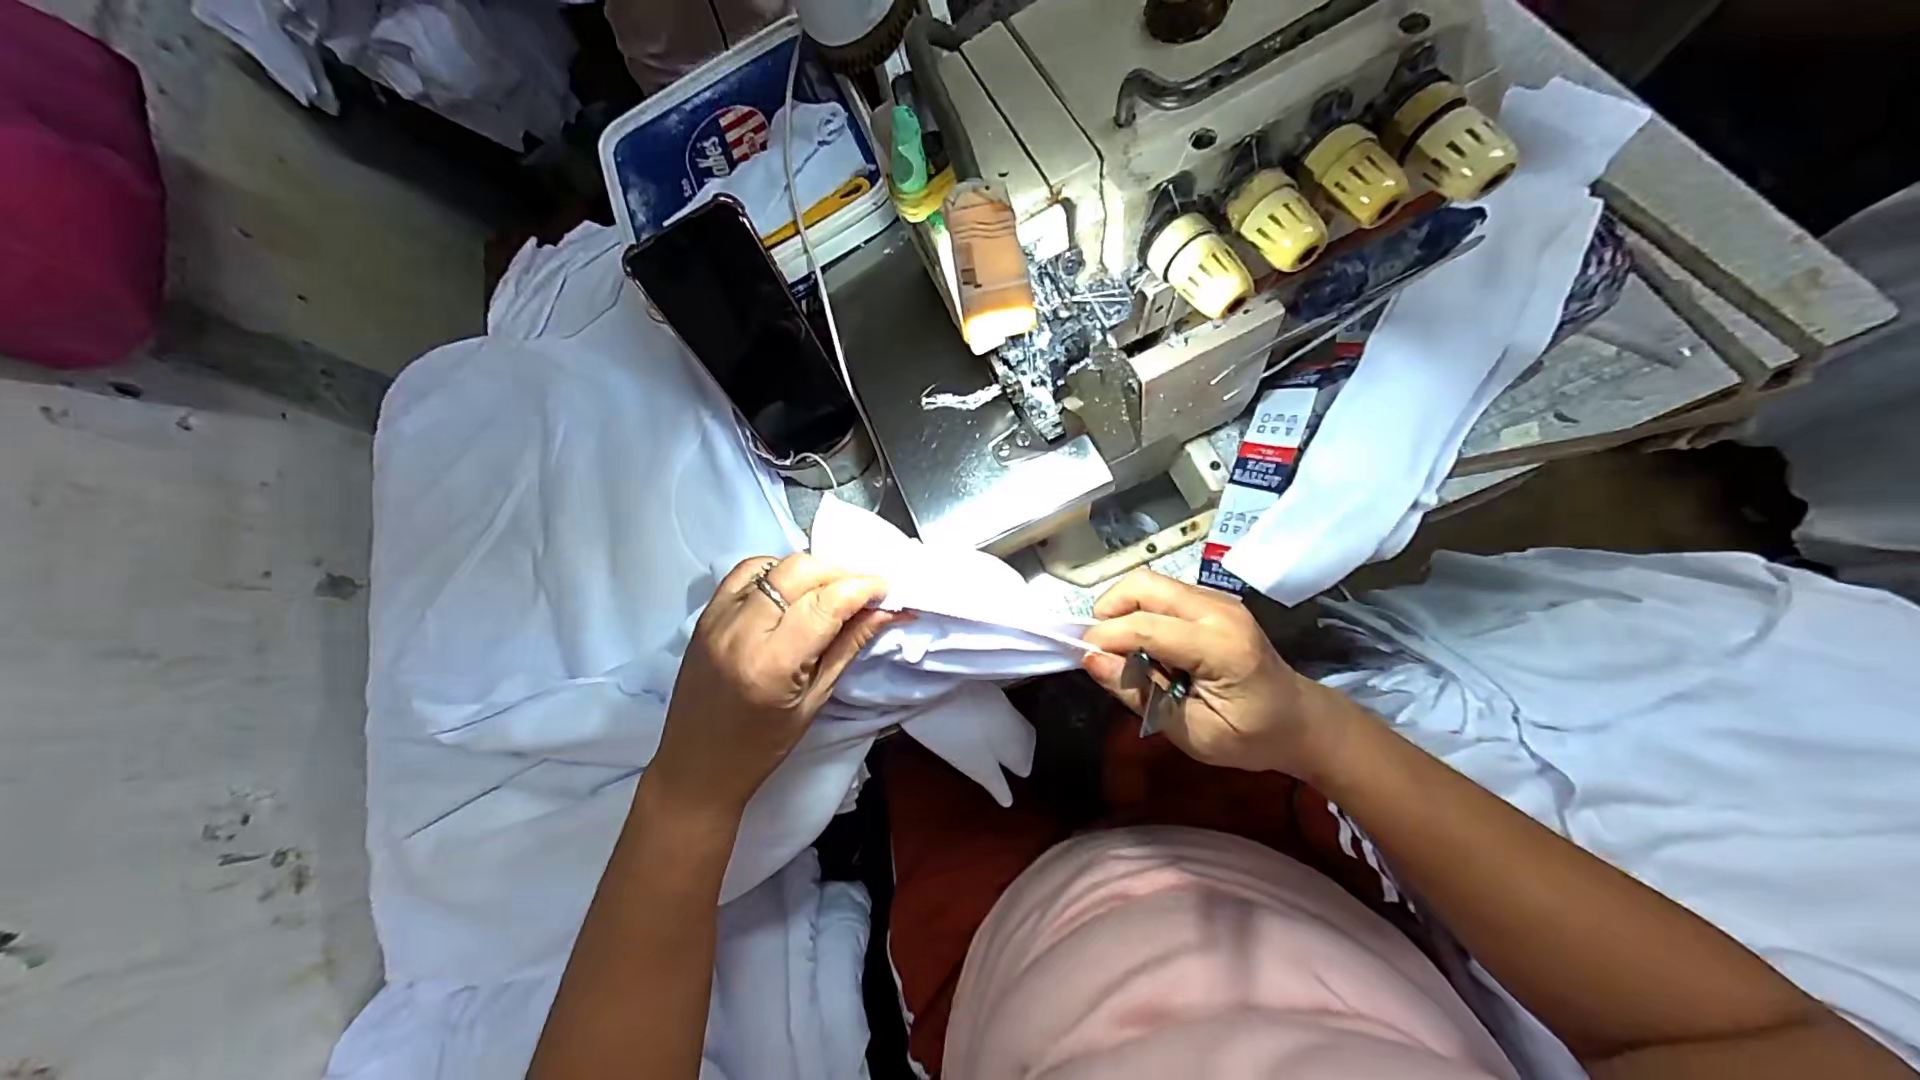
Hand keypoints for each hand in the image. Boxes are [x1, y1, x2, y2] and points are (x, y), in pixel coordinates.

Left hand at [646, 554, 895, 819]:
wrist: (697, 765)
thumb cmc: (763, 745)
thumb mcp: (816, 699)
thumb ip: (849, 646)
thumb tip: (887, 611)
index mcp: (773, 663)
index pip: (826, 603)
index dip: (862, 587)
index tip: (886, 589)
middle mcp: (742, 631)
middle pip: (800, 571)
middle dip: (840, 572)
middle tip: (862, 589)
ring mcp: (719, 618)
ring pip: (774, 564)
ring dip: (810, 569)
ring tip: (830, 589)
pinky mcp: (706, 614)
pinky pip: (745, 572)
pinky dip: (776, 570)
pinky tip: (792, 588)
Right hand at [1081, 569, 1364, 779]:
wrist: (1301, 721)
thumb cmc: (1252, 736)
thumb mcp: (1193, 732)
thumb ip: (1141, 695)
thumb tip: (1092, 661)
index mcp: (1221, 647)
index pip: (1146, 626)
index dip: (1105, 639)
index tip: (1084, 659)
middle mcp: (1219, 611)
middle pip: (1143, 585)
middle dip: (1109, 610)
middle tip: (1102, 649)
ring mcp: (1217, 600)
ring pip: (1148, 583)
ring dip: (1124, 610)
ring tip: (1127, 652)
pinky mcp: (1212, 600)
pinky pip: (1162, 592)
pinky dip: (1140, 612)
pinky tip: (1149, 646)